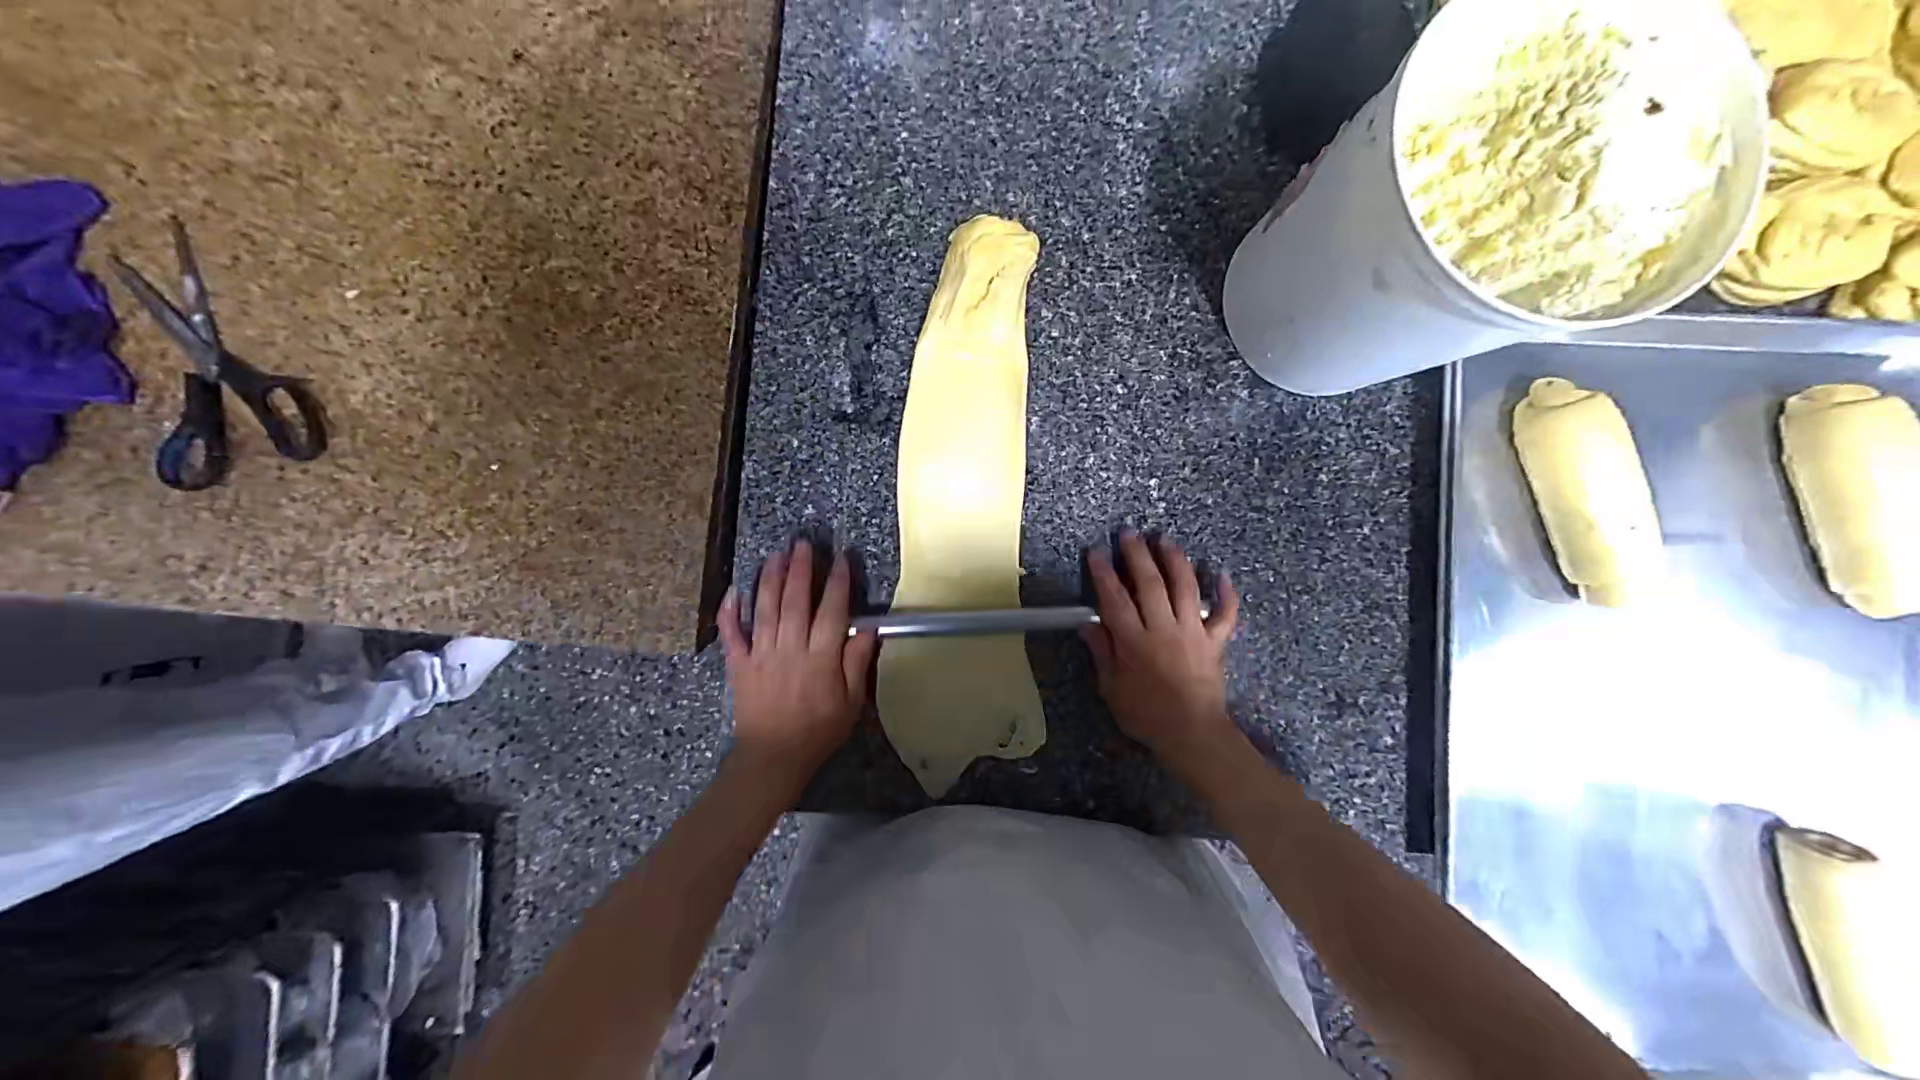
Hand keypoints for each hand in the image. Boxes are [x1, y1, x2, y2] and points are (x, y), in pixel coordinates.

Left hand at [718, 539, 878, 787]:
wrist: (773, 757)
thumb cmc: (818, 730)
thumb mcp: (851, 702)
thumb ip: (857, 663)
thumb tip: (868, 629)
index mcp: (820, 658)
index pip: (832, 611)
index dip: (838, 582)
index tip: (842, 559)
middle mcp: (790, 648)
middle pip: (795, 601)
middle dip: (800, 569)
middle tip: (803, 543)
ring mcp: (761, 654)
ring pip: (764, 608)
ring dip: (769, 578)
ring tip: (776, 554)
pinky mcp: (739, 664)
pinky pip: (731, 634)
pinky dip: (730, 611)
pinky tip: (734, 590)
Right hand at [1081, 530, 1240, 762]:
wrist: (1193, 734)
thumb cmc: (1146, 715)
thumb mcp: (1112, 689)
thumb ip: (1102, 653)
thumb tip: (1088, 625)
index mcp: (1134, 642)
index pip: (1114, 600)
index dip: (1103, 574)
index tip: (1096, 553)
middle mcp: (1163, 630)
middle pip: (1150, 584)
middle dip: (1138, 556)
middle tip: (1130, 533)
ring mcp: (1193, 633)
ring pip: (1185, 588)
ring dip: (1175, 561)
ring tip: (1165, 540)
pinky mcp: (1215, 642)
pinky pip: (1226, 614)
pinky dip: (1226, 593)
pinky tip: (1221, 573)